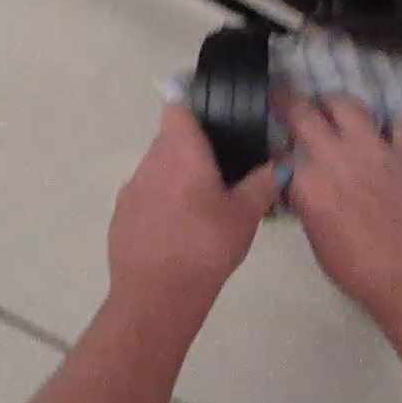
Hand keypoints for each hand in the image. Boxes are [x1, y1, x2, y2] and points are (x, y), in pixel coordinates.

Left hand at [107, 105, 280, 320]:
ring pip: (156, 168)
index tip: (216, 130)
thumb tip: (281, 164)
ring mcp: (131, 187)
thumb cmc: (206, 245)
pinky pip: (144, 196)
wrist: (156, 294)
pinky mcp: (120, 213)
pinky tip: (177, 231)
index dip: (195, 113)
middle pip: (169, 139)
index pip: (178, 108)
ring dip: (175, 178)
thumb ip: (263, 184)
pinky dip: (159, 204)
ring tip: (201, 207)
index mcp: (179, 149)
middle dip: (192, 151)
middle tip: (221, 175)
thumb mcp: (245, 215)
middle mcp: (150, 160)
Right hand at [278, 92, 401, 319]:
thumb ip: (306, 201)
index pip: (280, 150)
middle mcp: (336, 154)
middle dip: (288, 100)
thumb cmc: (359, 269)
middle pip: (303, 111)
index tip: (279, 149)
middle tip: (284, 97)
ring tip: (337, 112)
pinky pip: (401, 124)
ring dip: (336, 106)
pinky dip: (394, 128)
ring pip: (348, 104)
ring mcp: (376, 149)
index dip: (278, 147)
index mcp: (307, 180)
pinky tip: (392, 139)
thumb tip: (302, 184)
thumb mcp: (316, 238)